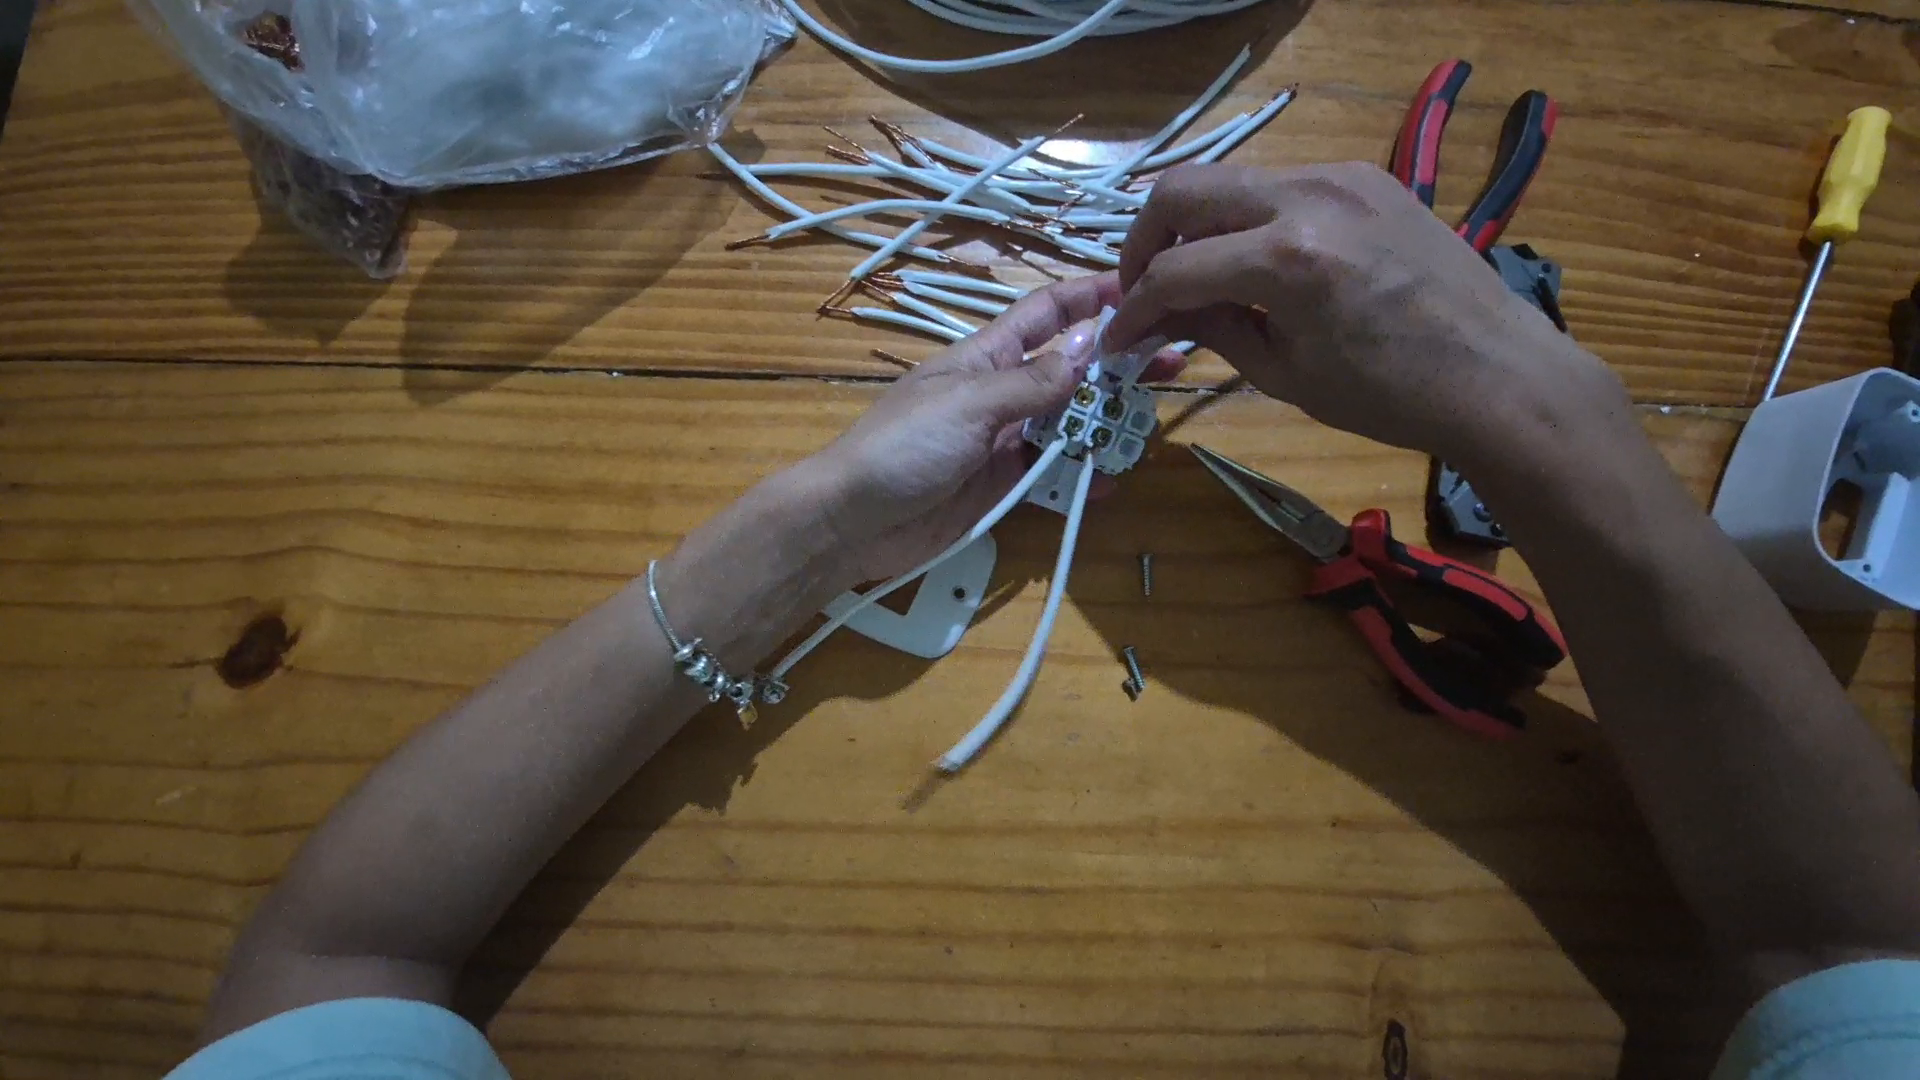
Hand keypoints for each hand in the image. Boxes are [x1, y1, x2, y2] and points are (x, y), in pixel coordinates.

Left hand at [809, 272, 1181, 585]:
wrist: (856, 521)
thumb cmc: (903, 447)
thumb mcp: (969, 404)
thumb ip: (1032, 381)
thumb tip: (1091, 344)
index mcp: (985, 357)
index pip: (1045, 314)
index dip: (1088, 298)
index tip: (1140, 290)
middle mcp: (1000, 394)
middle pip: (1068, 372)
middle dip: (1115, 367)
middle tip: (1172, 364)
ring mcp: (1002, 441)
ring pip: (1065, 425)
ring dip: (1103, 425)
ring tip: (1147, 428)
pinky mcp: (1001, 485)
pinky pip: (1049, 474)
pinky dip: (1077, 477)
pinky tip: (1106, 482)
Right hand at [1104, 162, 1627, 463]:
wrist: (1495, 374)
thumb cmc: (1385, 395)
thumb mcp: (1281, 371)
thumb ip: (1211, 329)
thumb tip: (1156, 315)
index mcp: (1286, 258)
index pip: (1173, 270)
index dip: (1132, 309)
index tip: (1116, 341)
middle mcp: (1307, 195)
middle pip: (1182, 190)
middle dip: (1143, 245)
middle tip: (1141, 292)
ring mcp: (1340, 176)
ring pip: (1227, 180)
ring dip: (1192, 228)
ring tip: (1190, 281)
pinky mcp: (1364, 178)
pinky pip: (1276, 185)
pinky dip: (1241, 221)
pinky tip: (1248, 264)